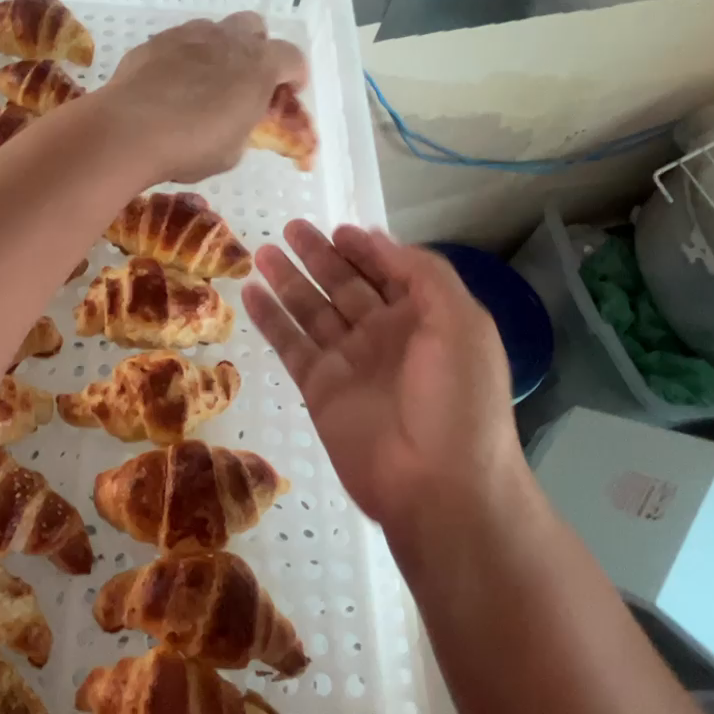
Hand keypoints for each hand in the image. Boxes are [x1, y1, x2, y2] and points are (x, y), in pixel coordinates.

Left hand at [97, 12, 306, 183]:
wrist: (127, 130)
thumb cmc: (189, 147)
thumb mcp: (232, 151)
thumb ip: (243, 126)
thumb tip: (237, 120)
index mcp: (258, 66)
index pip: (292, 57)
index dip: (293, 75)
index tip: (286, 93)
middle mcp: (228, 39)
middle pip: (254, 27)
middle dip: (255, 49)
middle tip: (245, 80)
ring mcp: (189, 35)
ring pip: (215, 29)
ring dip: (218, 49)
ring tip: (205, 81)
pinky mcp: (155, 41)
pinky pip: (179, 41)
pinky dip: (183, 57)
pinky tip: (170, 84)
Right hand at [241, 222, 517, 530]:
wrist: (438, 485)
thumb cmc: (457, 398)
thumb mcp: (460, 322)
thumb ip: (422, 274)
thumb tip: (380, 239)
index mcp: (425, 320)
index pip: (390, 272)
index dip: (366, 249)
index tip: (339, 228)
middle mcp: (386, 336)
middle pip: (346, 286)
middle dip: (321, 257)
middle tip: (292, 228)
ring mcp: (350, 363)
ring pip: (313, 311)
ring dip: (290, 281)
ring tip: (265, 251)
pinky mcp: (319, 390)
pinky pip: (291, 345)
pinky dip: (271, 319)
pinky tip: (253, 293)